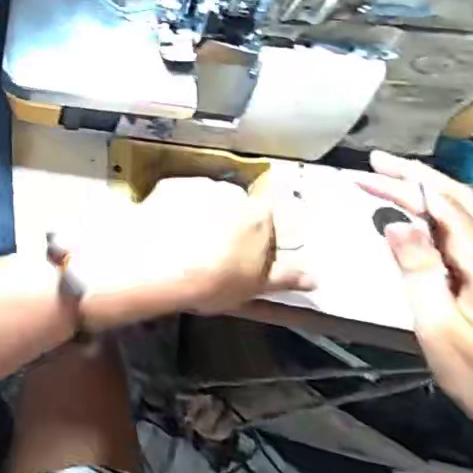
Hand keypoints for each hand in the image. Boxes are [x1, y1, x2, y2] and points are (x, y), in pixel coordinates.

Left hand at [67, 177, 310, 330]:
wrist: (159, 264)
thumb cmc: (214, 279)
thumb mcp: (255, 286)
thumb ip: (285, 277)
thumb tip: (312, 278)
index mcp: (259, 216)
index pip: (267, 219)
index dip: (256, 237)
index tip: (244, 255)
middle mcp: (231, 192)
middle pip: (235, 206)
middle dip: (227, 223)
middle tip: (213, 251)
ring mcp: (198, 186)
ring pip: (205, 199)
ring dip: (200, 214)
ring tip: (185, 243)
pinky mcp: (168, 186)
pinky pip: (177, 197)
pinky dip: (174, 209)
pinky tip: (166, 230)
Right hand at [356, 152, 472, 472]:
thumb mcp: (443, 336)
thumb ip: (420, 274)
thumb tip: (398, 223)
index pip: (442, 209)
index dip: (399, 186)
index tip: (360, 174)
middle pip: (468, 200)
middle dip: (419, 176)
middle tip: (377, 162)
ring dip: (447, 187)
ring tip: (410, 177)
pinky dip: (472, 206)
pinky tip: (462, 211)